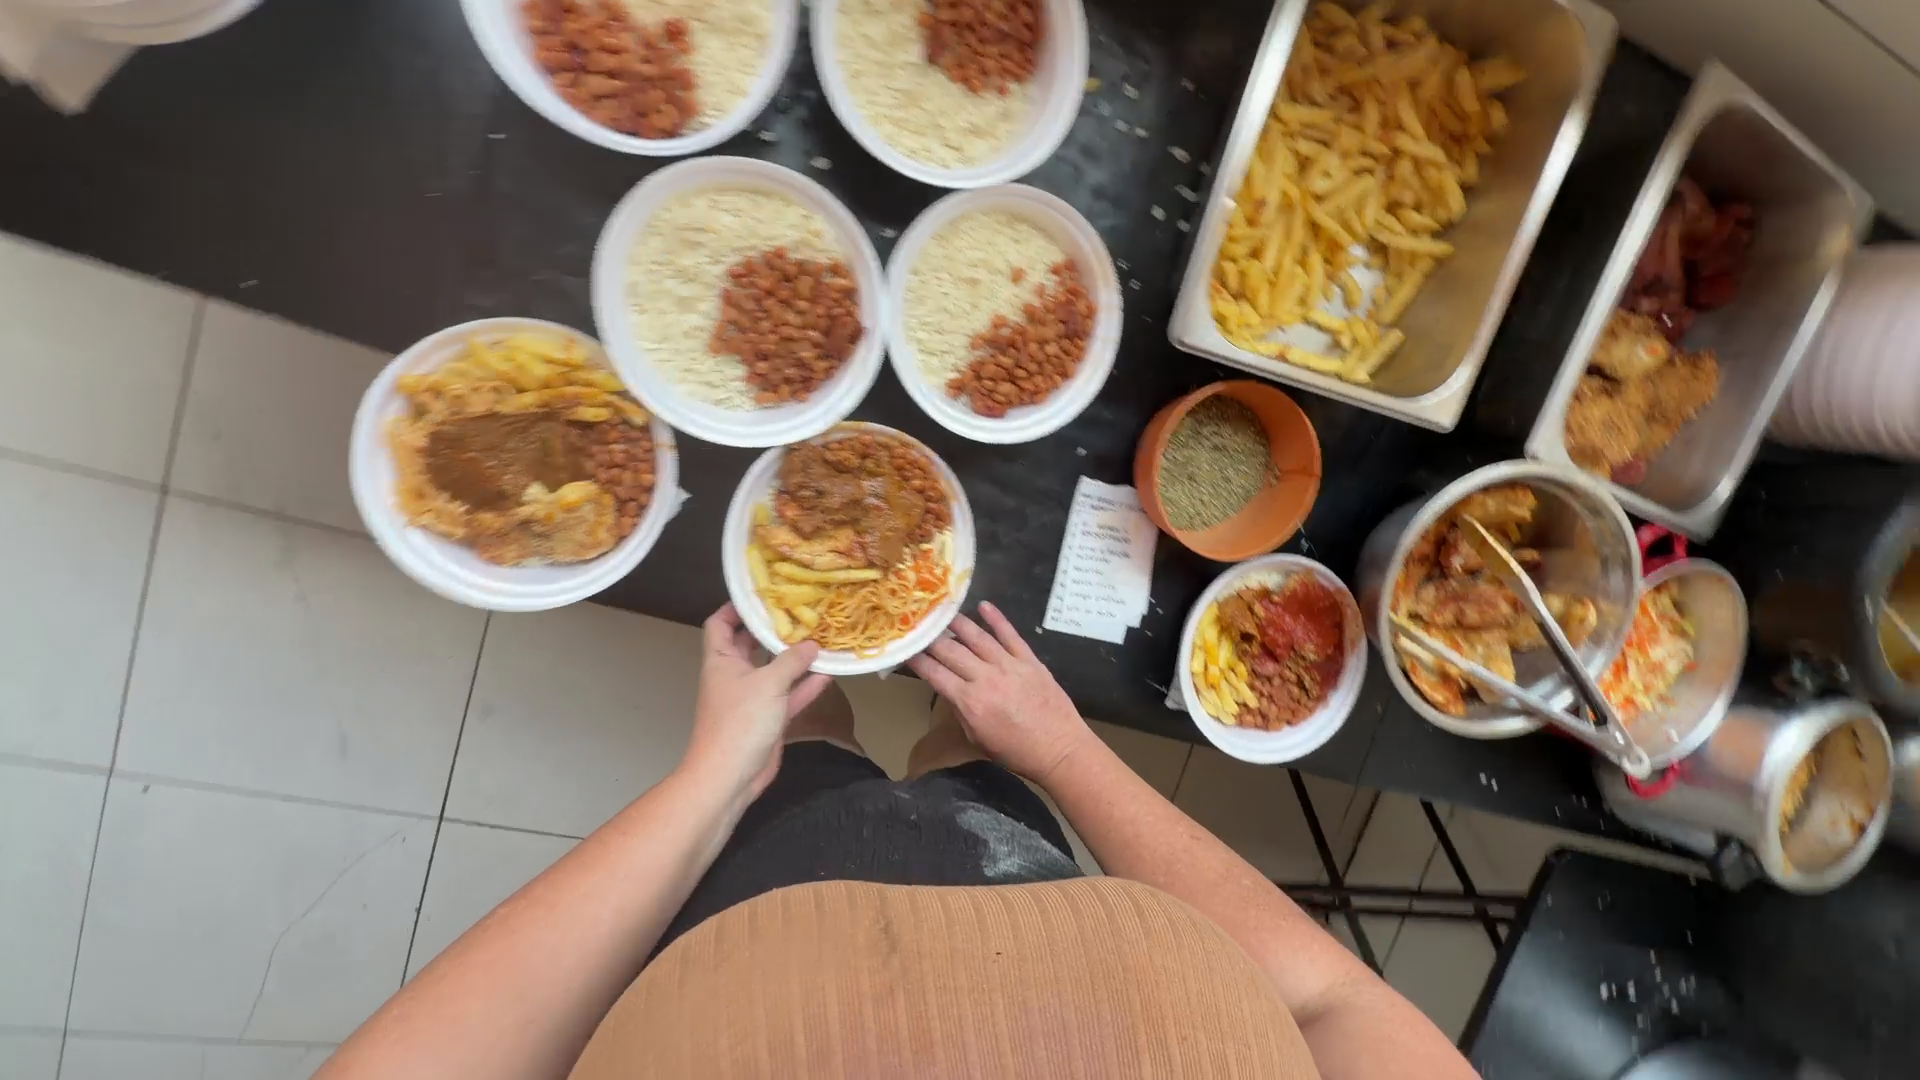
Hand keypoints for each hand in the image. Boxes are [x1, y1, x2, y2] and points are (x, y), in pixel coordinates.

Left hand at [684, 605, 831, 800]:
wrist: (730, 777)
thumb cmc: (739, 722)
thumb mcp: (767, 683)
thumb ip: (791, 661)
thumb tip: (812, 644)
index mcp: (722, 660)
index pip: (720, 623)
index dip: (736, 607)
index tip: (763, 594)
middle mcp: (735, 675)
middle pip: (752, 643)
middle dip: (774, 629)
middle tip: (802, 611)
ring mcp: (752, 697)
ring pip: (775, 670)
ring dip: (795, 657)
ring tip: (821, 637)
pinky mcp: (768, 718)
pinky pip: (789, 695)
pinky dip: (806, 685)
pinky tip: (828, 673)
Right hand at [907, 602, 1092, 785]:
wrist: (1059, 749)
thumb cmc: (1016, 752)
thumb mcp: (977, 739)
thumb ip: (961, 711)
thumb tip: (949, 689)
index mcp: (970, 701)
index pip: (935, 674)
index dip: (917, 660)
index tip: (906, 649)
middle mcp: (985, 678)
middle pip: (951, 651)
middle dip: (931, 638)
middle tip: (919, 626)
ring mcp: (1009, 665)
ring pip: (977, 637)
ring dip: (958, 623)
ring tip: (944, 612)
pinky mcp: (1029, 659)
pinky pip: (1010, 634)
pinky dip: (996, 618)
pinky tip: (983, 605)